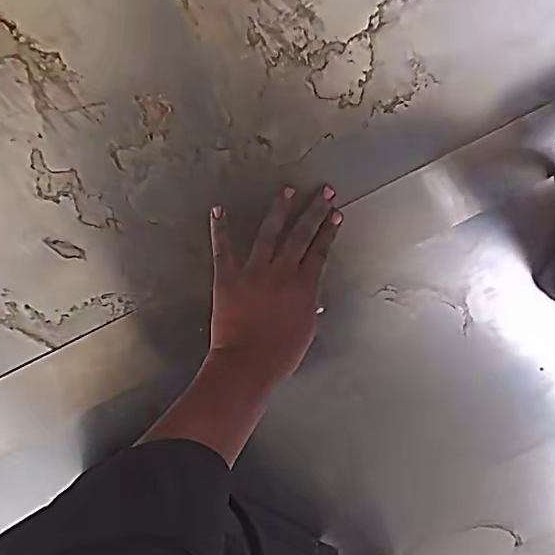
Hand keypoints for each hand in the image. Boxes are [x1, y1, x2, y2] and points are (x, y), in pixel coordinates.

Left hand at [139, 186, 342, 463]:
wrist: (246, 364)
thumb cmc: (280, 355)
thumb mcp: (306, 330)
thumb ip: (309, 306)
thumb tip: (312, 296)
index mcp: (303, 287)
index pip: (319, 251)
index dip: (328, 230)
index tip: (335, 213)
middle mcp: (281, 273)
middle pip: (300, 235)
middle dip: (313, 210)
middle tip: (322, 190)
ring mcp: (253, 272)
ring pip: (269, 233)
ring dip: (279, 209)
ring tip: (286, 190)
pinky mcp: (227, 277)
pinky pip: (223, 248)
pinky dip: (220, 228)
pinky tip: (219, 209)